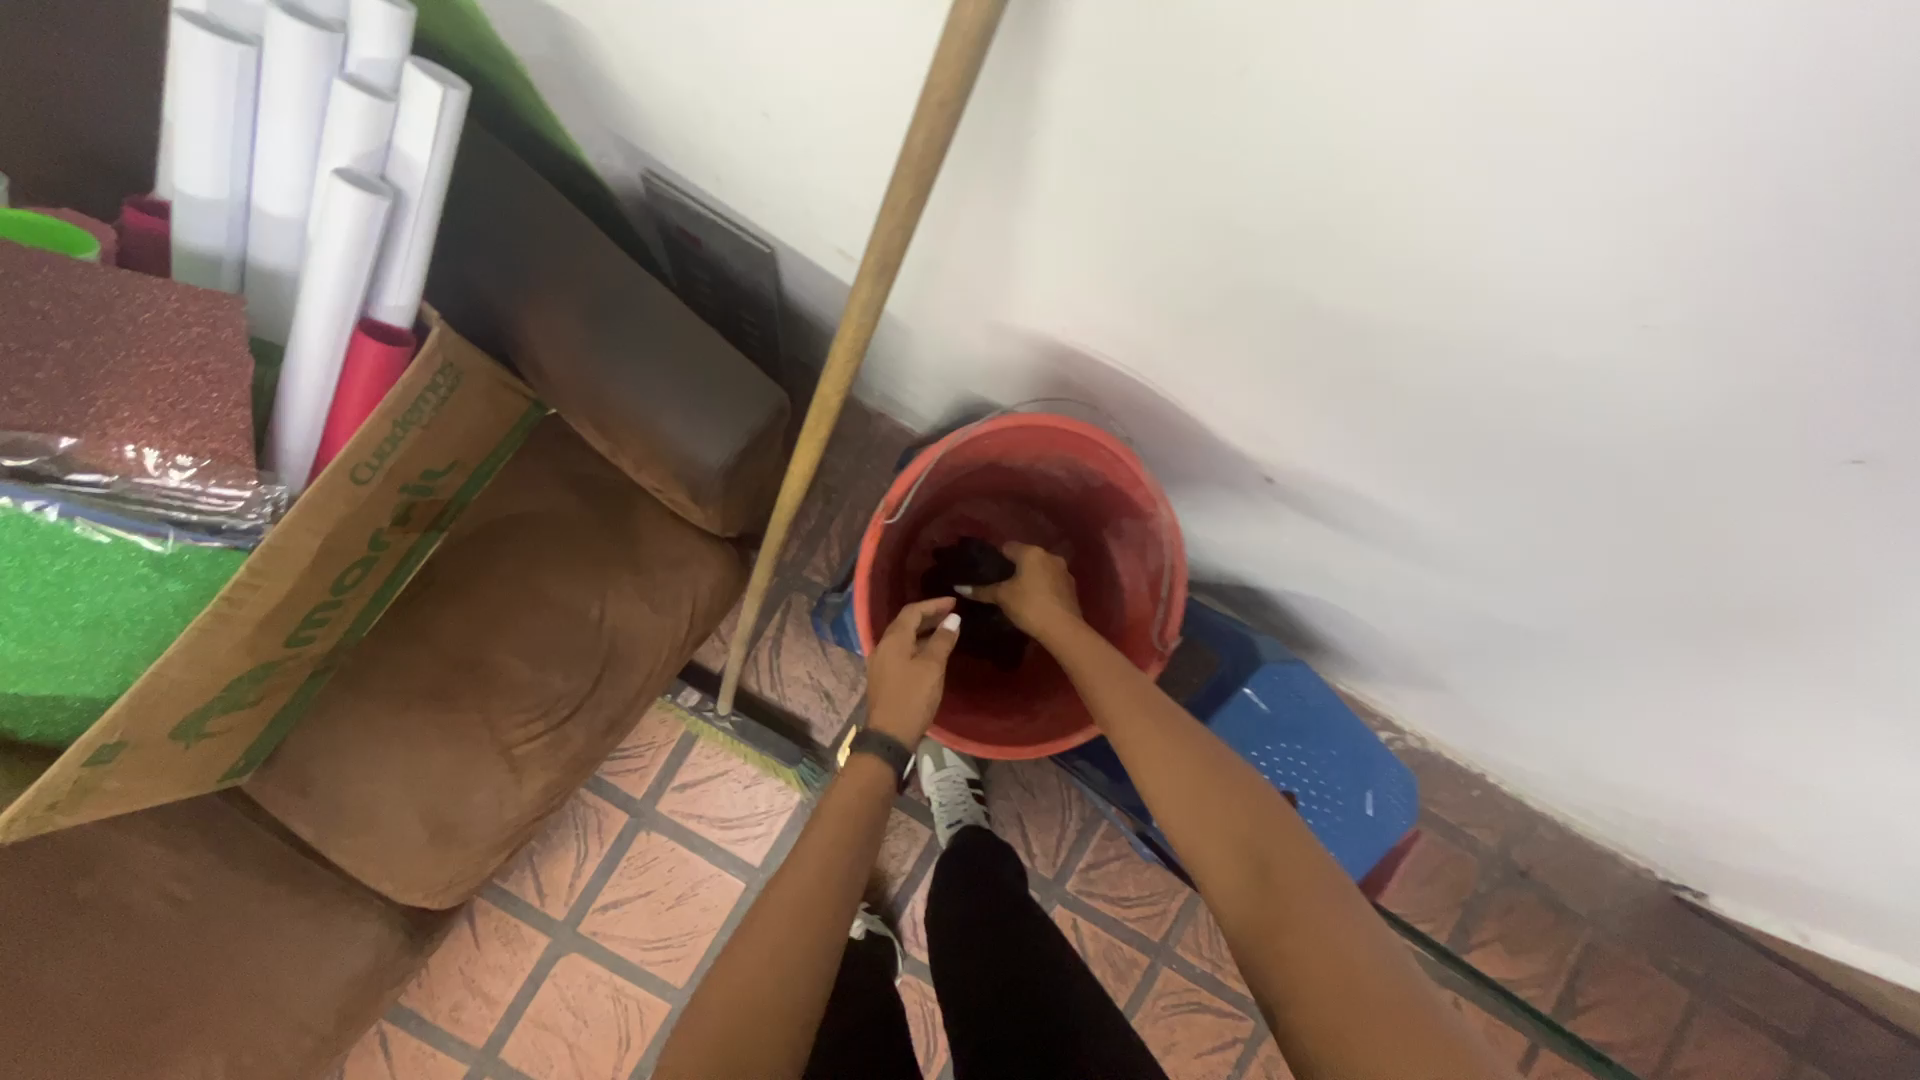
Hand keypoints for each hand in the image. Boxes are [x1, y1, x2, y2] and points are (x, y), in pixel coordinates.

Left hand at [865, 597, 962, 744]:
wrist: (889, 736)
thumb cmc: (912, 698)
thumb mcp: (932, 667)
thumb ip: (942, 640)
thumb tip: (953, 619)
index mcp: (893, 640)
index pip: (912, 611)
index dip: (933, 604)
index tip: (954, 602)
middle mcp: (883, 646)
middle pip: (905, 623)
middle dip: (928, 616)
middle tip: (951, 614)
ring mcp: (881, 663)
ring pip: (903, 638)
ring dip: (923, 632)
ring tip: (945, 631)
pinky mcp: (883, 677)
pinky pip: (901, 652)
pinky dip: (917, 645)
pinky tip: (931, 653)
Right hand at [961, 542, 1083, 638]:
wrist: (1063, 629)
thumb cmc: (1029, 606)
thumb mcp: (1002, 597)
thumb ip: (981, 591)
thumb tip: (958, 587)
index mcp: (1032, 553)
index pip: (1008, 547)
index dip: (996, 558)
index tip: (989, 572)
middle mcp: (1050, 556)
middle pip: (1026, 557)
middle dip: (1014, 568)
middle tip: (1001, 584)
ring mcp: (1063, 571)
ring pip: (1041, 569)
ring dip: (1031, 577)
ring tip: (1018, 594)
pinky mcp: (1071, 587)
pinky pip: (1051, 581)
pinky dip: (1043, 587)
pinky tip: (1036, 601)